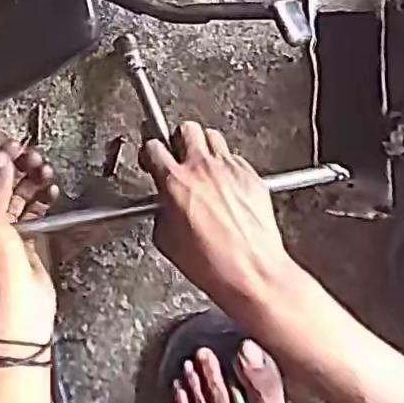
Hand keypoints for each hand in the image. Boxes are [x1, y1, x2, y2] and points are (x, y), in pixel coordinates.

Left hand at [0, 142, 59, 344]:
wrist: (20, 312)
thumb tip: (1, 162)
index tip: (14, 145)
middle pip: (4, 185)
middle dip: (19, 168)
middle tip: (34, 155)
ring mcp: (10, 234)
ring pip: (22, 197)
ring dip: (34, 181)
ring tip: (46, 170)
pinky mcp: (30, 243)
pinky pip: (37, 213)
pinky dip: (45, 200)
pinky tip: (52, 192)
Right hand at [140, 122, 307, 321]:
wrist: (253, 273)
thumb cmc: (213, 263)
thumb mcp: (166, 240)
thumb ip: (161, 210)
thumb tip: (165, 204)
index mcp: (175, 182)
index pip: (154, 146)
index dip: (150, 152)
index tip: (151, 158)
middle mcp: (203, 169)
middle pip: (186, 128)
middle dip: (178, 140)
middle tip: (178, 155)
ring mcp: (230, 170)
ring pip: (213, 137)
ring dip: (204, 148)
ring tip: (203, 166)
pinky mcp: (252, 177)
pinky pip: (235, 159)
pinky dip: (228, 167)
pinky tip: (225, 186)